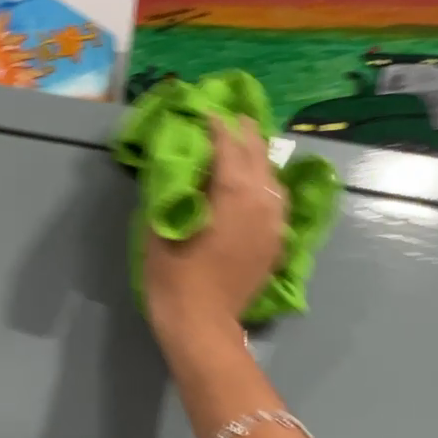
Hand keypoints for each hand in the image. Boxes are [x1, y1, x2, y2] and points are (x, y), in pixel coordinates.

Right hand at [144, 116, 286, 354]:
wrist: (201, 325)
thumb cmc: (173, 278)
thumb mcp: (160, 230)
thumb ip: (172, 195)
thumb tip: (177, 173)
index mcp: (233, 192)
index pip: (229, 145)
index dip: (217, 126)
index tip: (206, 112)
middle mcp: (262, 200)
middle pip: (258, 155)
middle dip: (244, 134)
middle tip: (231, 118)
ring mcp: (274, 223)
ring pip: (272, 178)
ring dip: (258, 159)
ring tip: (246, 147)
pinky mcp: (275, 242)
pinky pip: (276, 202)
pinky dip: (265, 186)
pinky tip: (256, 186)